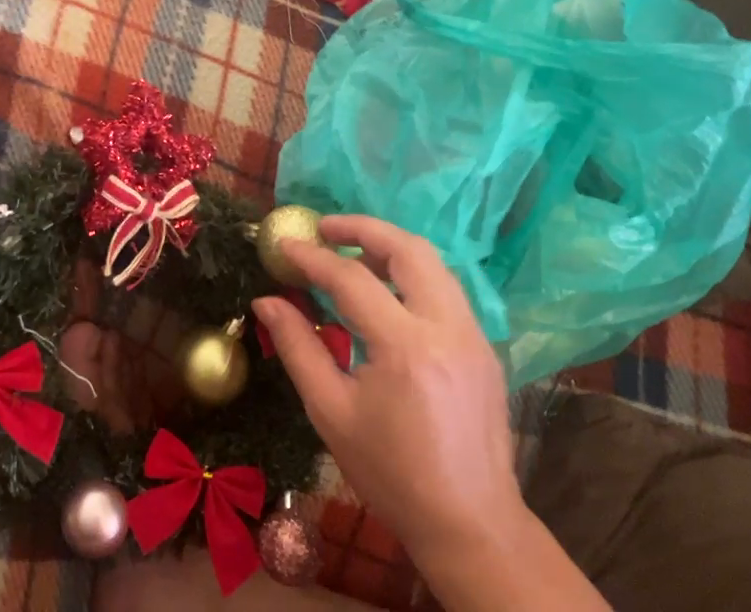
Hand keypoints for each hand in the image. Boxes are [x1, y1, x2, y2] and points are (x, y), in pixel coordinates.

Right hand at [252, 216, 521, 560]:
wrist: (469, 521)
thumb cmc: (390, 472)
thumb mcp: (330, 412)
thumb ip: (298, 347)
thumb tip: (266, 301)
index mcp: (406, 347)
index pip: (353, 278)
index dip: (313, 256)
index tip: (283, 243)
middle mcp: (447, 328)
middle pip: (410, 250)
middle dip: (364, 229)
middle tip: (324, 229)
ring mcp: (474, 335)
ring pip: (435, 265)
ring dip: (391, 248)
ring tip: (351, 253)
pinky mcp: (484, 348)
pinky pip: (446, 292)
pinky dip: (412, 276)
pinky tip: (385, 293)